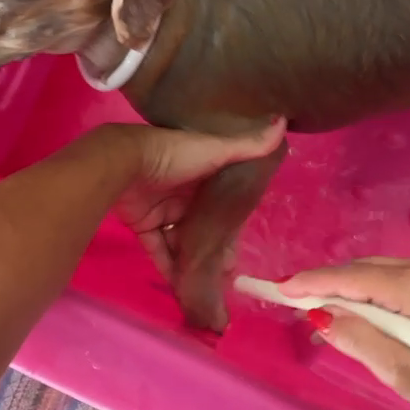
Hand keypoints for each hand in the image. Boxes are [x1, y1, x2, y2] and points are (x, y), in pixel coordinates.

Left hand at [89, 120, 285, 283]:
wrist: (125, 161)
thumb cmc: (174, 155)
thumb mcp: (215, 149)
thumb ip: (248, 145)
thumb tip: (283, 122)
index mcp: (203, 175)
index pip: (223, 206)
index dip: (232, 229)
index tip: (241, 253)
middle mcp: (183, 194)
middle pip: (202, 228)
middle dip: (213, 252)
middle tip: (226, 277)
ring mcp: (162, 210)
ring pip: (181, 242)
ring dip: (192, 263)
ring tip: (207, 287)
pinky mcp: (142, 224)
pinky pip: (158, 250)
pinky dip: (168, 267)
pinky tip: (183, 286)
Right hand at [277, 257, 409, 409]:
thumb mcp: (404, 372)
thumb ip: (361, 341)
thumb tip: (321, 316)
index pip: (349, 278)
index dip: (311, 282)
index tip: (277, 288)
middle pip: (359, 270)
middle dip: (324, 284)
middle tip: (290, 305)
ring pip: (374, 272)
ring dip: (344, 288)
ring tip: (316, 312)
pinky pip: (390, 278)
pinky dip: (365, 290)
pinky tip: (355, 311)